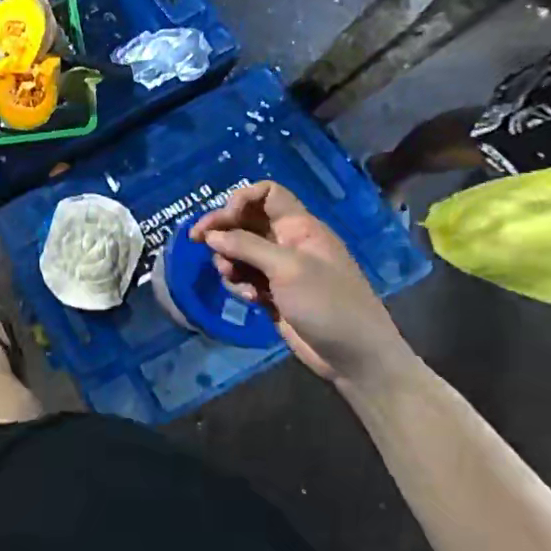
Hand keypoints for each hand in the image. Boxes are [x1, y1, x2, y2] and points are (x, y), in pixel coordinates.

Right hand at [189, 181, 413, 386]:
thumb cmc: (329, 304)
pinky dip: (238, 283)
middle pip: (245, 221)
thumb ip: (246, 246)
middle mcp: (288, 242)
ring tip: (230, 277)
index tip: (223, 219)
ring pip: (239, 250)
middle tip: (196, 240)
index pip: (267, 194)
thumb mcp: (287, 269)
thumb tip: (211, 235)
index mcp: (300, 227)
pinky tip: (247, 298)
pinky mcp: (272, 292)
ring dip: (227, 260)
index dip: (241, 199)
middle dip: (221, 229)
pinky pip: (244, 276)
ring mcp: (279, 268)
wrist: (354, 357)